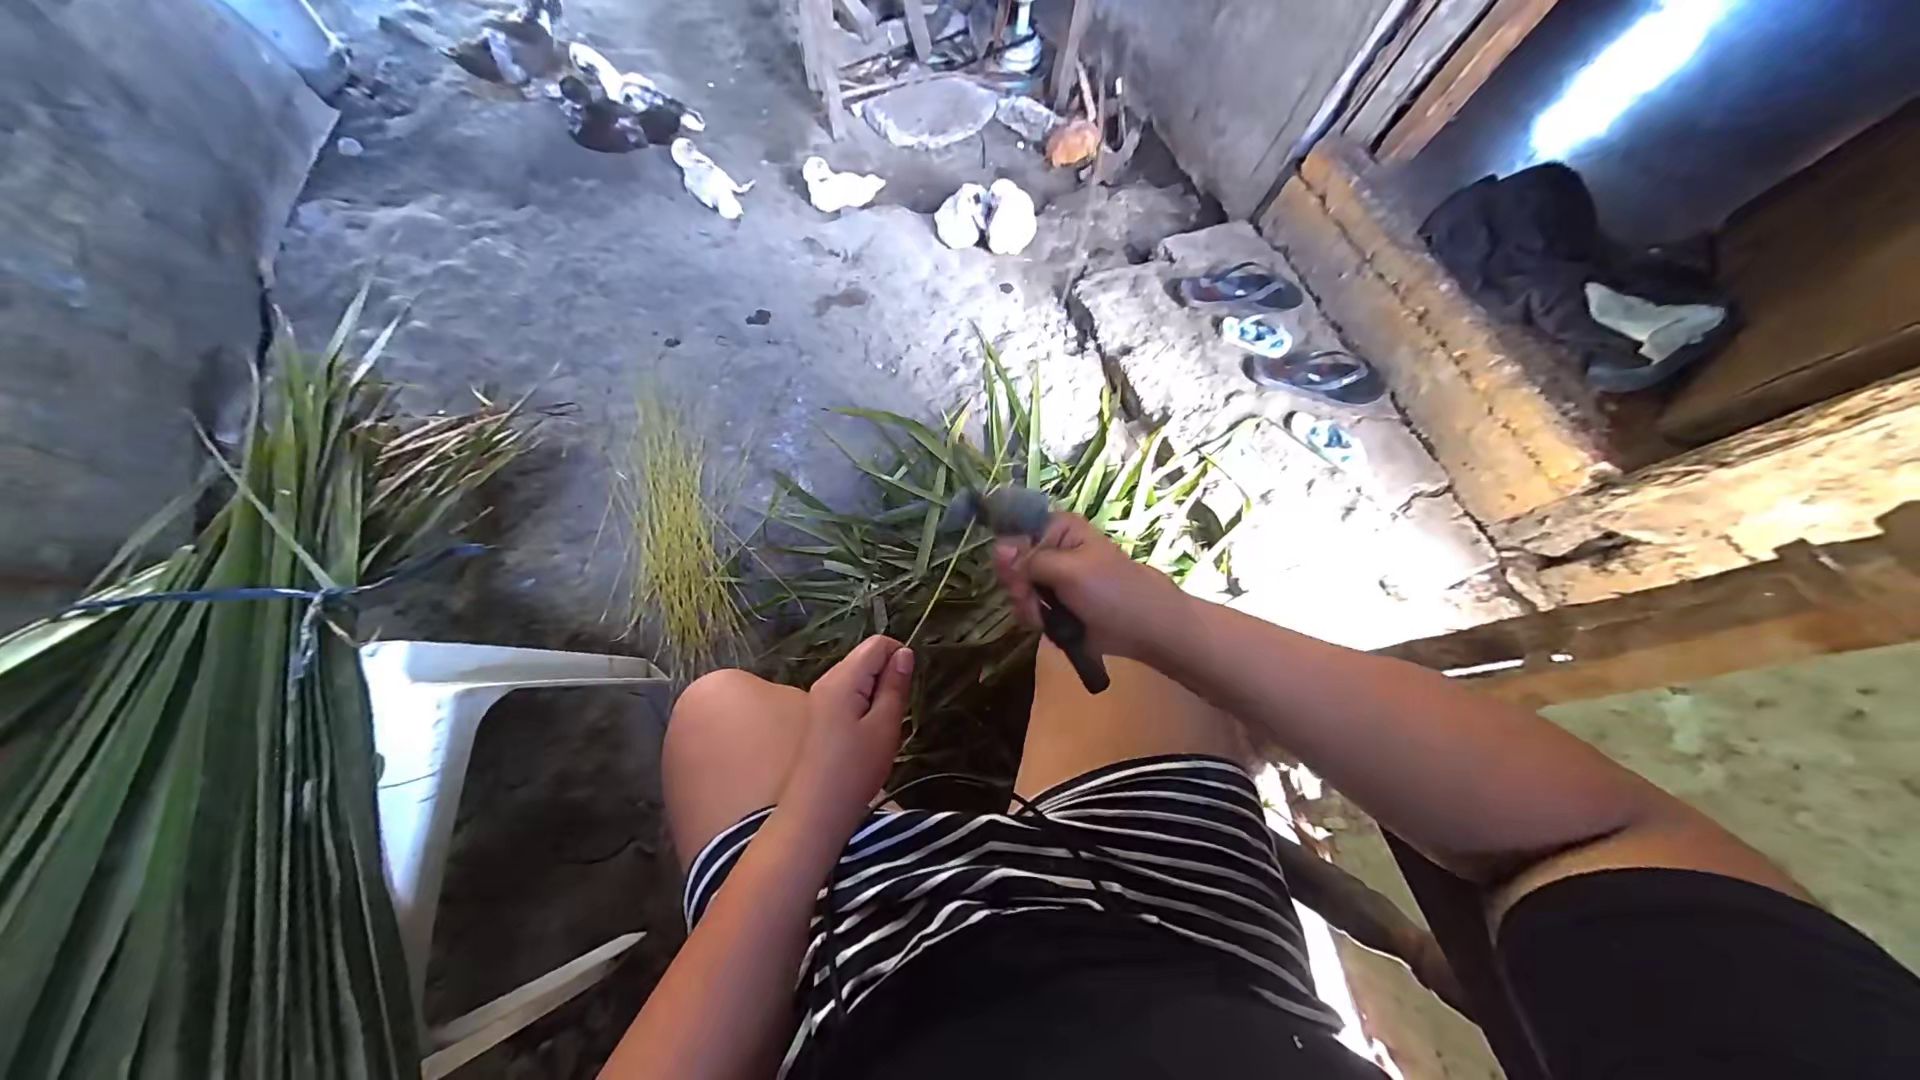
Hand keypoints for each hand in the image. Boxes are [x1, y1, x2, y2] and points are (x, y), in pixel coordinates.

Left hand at [782, 636, 914, 837]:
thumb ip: (895, 685)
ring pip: (858, 677)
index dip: (899, 657)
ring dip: (877, 693)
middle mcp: (827, 680)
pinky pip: (849, 694)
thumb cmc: (855, 769)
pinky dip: (864, 706)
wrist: (816, 812)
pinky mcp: (820, 715)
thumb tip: (905, 653)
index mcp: (842, 679)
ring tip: (881, 727)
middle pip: (866, 658)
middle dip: (888, 677)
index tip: (906, 689)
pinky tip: (866, 735)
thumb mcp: (885, 726)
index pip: (878, 644)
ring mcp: (820, 698)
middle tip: (893, 714)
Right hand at [990, 512, 1192, 663]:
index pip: (1016, 530)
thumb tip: (997, 550)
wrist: (1142, 628)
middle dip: (1017, 584)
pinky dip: (1032, 617)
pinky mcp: (1052, 603)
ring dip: (1025, 604)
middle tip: (1029, 597)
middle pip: (1011, 562)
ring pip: (1016, 587)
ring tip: (1043, 616)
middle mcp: (1052, 549)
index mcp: (1059, 529)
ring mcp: (1051, 578)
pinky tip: (1046, 624)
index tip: (1011, 572)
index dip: (1008, 552)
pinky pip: (1027, 607)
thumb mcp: (1069, 569)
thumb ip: (1030, 559)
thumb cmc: (1112, 590)